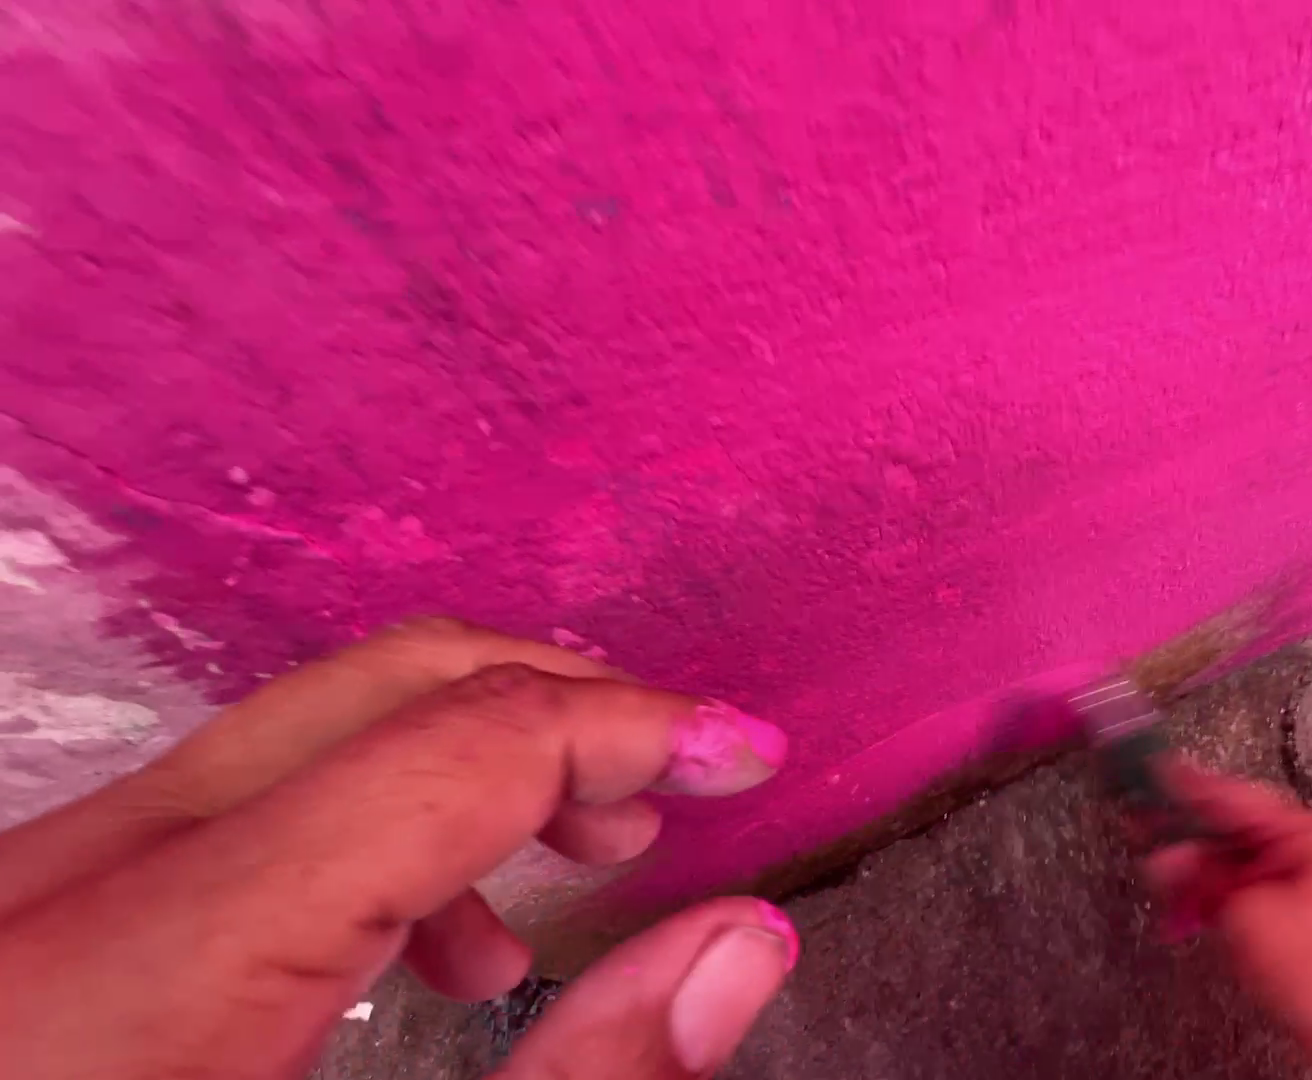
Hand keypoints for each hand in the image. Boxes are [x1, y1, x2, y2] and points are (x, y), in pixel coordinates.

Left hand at [0, 617, 797, 1079]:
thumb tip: (748, 940)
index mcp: (131, 982)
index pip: (467, 744)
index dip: (640, 729)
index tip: (750, 756)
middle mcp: (60, 886)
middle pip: (405, 678)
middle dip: (586, 705)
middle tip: (688, 776)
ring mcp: (37, 885)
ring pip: (346, 713)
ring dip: (511, 749)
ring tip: (599, 847)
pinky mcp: (48, 914)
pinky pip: (279, 786)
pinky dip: (418, 813)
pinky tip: (456, 931)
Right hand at [1143, 766, 1311, 1079]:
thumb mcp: (1248, 916)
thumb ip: (1203, 878)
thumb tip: (1172, 857)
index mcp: (1310, 835)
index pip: (1236, 797)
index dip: (1190, 785)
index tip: (1158, 770)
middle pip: (1234, 834)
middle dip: (1187, 845)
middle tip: (1144, 830)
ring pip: (1239, 869)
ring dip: (1200, 883)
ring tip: (1167, 898)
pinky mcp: (1311, 916)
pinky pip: (1253, 895)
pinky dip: (1221, 906)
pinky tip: (1193, 920)